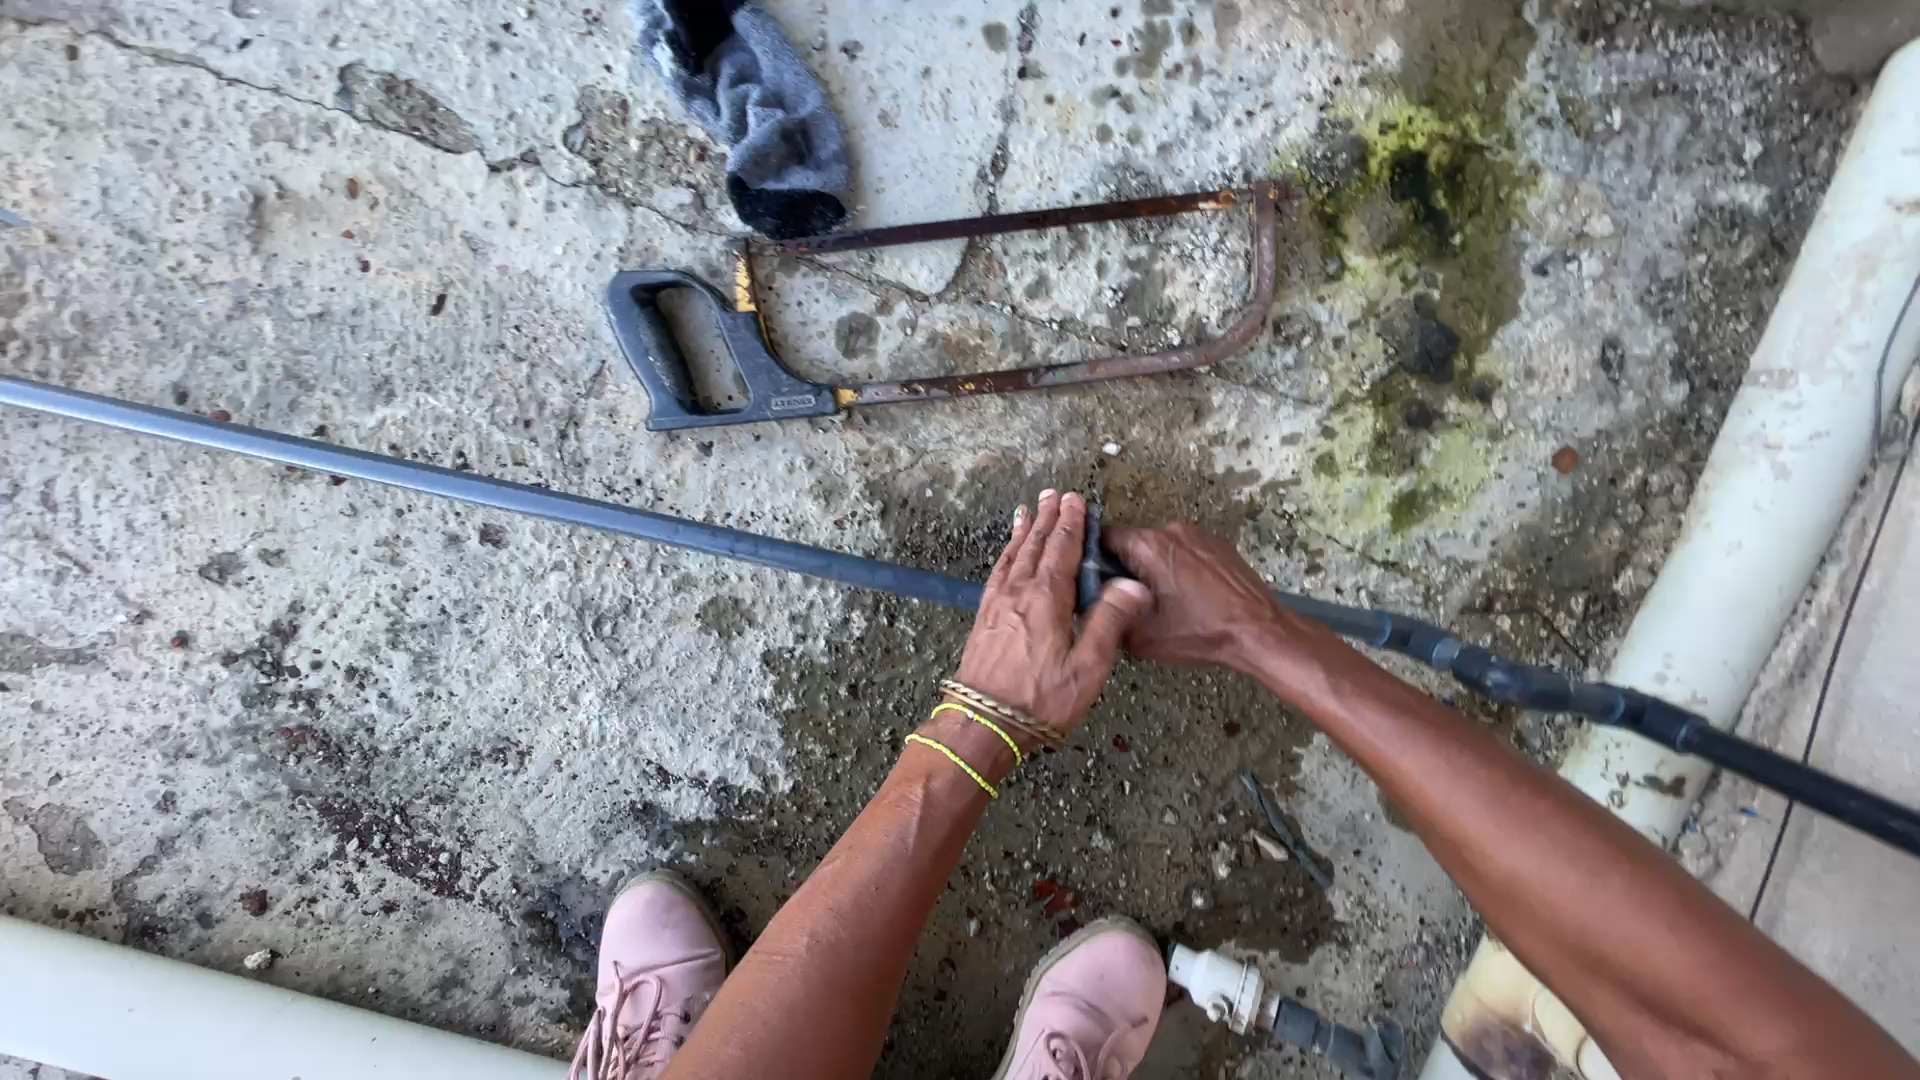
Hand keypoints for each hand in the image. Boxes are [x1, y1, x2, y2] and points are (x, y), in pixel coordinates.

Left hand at [955, 490, 1153, 734]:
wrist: (984, 722)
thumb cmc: (1041, 699)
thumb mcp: (1087, 666)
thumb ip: (1109, 621)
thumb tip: (1132, 585)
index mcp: (1046, 598)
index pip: (1062, 550)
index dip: (1071, 523)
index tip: (1077, 500)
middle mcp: (1018, 592)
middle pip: (1035, 545)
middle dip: (1048, 518)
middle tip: (1054, 494)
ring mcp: (997, 603)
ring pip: (1013, 555)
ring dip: (1025, 531)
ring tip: (1030, 510)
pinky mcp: (985, 617)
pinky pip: (998, 573)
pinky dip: (1006, 554)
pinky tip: (1007, 554)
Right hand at [1102, 523, 1295, 671]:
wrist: (1260, 632)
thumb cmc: (1203, 633)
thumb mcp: (1142, 637)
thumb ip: (1108, 616)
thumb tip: (1095, 607)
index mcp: (1149, 546)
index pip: (1104, 537)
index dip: (1094, 559)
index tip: (1096, 581)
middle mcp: (1172, 531)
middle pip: (1133, 543)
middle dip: (1126, 569)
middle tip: (1129, 601)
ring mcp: (1198, 535)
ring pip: (1159, 548)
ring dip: (1154, 569)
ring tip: (1163, 602)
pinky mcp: (1218, 544)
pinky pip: (1184, 551)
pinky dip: (1179, 569)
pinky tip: (1187, 596)